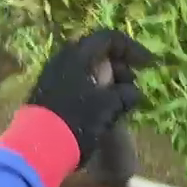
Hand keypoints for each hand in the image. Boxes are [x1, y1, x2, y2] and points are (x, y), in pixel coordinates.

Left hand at [27, 30, 153, 163]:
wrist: (38, 147)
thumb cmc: (78, 121)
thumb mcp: (109, 107)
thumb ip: (125, 94)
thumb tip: (132, 92)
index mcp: (79, 54)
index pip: (110, 38)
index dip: (132, 49)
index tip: (148, 65)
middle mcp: (64, 58)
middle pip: (98, 52)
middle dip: (119, 66)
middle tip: (131, 85)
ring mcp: (53, 74)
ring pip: (87, 68)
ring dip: (106, 79)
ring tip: (118, 101)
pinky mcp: (47, 91)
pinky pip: (77, 80)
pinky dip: (93, 88)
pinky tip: (101, 107)